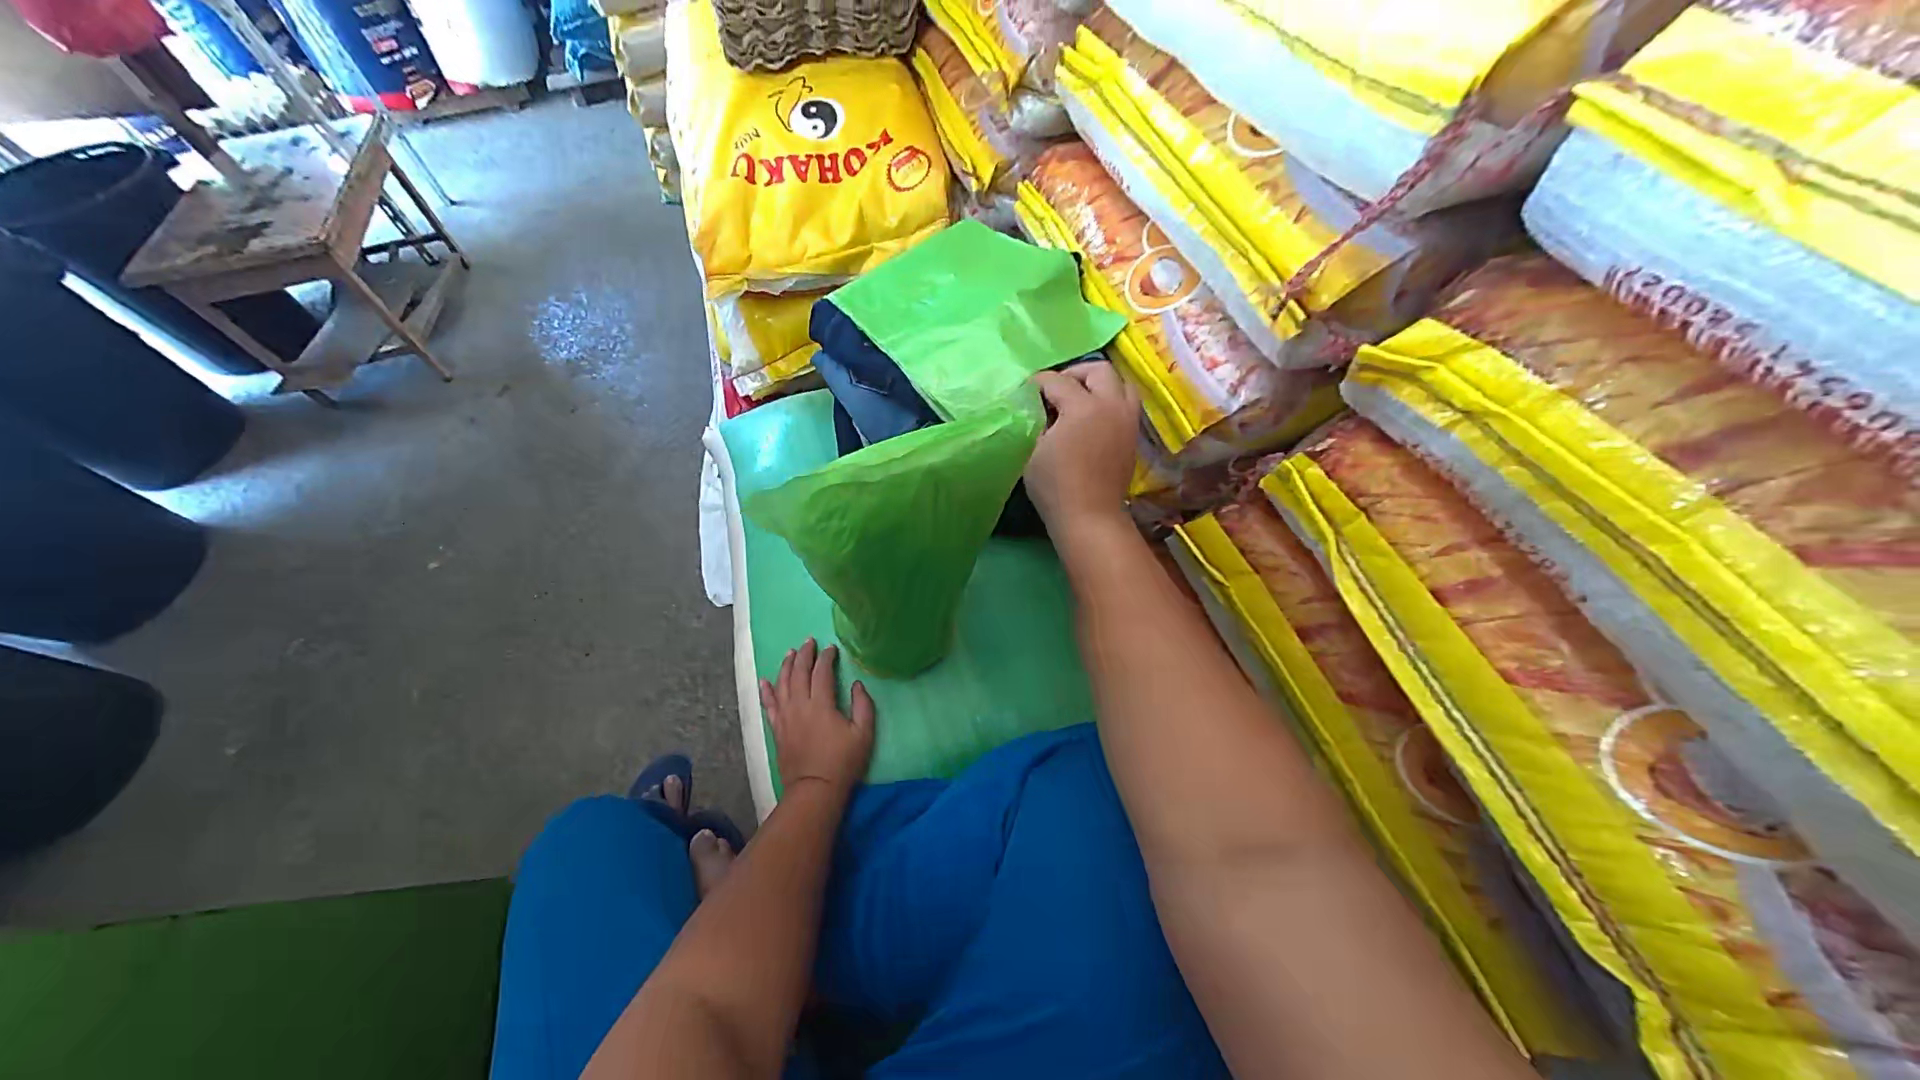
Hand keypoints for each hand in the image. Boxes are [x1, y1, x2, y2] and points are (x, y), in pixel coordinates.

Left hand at [760, 638, 874, 796]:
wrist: (814, 789)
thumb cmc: (842, 762)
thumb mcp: (863, 734)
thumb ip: (863, 705)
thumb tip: (857, 684)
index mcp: (821, 704)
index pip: (821, 672)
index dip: (826, 657)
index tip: (831, 648)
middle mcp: (799, 705)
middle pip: (798, 672)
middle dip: (804, 654)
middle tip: (809, 642)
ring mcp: (785, 717)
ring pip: (782, 684)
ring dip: (786, 666)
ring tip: (790, 653)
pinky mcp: (777, 729)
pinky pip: (769, 705)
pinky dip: (766, 691)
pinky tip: (765, 680)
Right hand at [1026, 362, 1140, 532]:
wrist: (1090, 517)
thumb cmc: (1055, 486)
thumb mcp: (1031, 449)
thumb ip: (1034, 420)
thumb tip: (1035, 407)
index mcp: (1083, 406)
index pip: (1057, 381)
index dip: (1037, 383)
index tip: (1025, 392)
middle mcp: (1111, 405)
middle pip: (1098, 370)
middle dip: (1074, 374)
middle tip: (1055, 390)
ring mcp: (1127, 420)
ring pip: (1121, 383)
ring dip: (1099, 384)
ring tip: (1079, 399)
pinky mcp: (1133, 436)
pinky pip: (1125, 404)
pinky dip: (1110, 401)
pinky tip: (1092, 418)